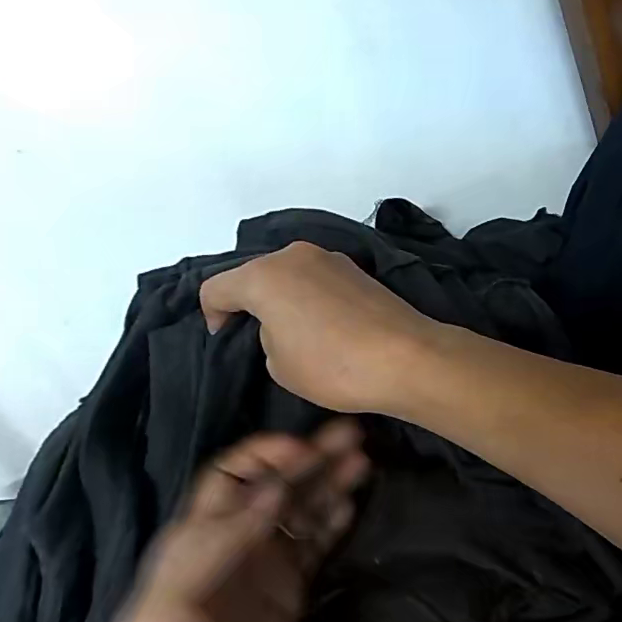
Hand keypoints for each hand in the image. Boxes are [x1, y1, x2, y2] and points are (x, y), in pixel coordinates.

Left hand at [59, 422, 369, 621]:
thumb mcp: (170, 603)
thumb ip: (221, 541)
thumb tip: (275, 487)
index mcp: (195, 537)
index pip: (232, 476)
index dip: (266, 456)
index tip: (303, 450)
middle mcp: (233, 543)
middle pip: (276, 487)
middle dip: (311, 458)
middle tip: (352, 435)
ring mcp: (263, 569)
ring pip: (301, 512)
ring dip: (329, 484)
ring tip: (362, 459)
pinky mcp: (288, 596)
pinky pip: (314, 548)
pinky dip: (333, 523)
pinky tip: (352, 503)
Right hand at [200, 242, 441, 414]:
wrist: (407, 357)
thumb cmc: (333, 365)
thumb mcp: (279, 364)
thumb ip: (266, 337)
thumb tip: (283, 325)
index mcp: (264, 275)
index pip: (216, 288)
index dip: (213, 316)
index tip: (226, 340)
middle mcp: (296, 255)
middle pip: (256, 275)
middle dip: (251, 302)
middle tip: (260, 337)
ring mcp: (333, 259)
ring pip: (292, 275)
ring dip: (286, 298)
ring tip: (298, 333)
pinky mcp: (361, 271)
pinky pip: (321, 280)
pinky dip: (314, 298)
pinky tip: (328, 326)